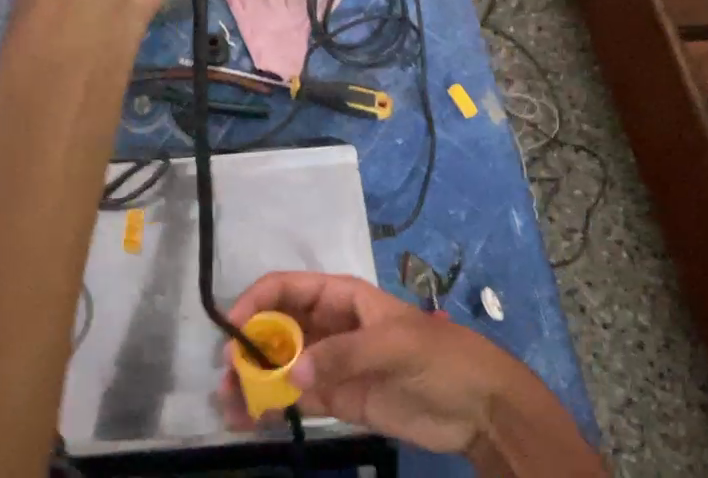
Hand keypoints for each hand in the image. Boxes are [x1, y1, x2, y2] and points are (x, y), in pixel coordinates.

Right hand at [219, 273, 523, 454]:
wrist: (479, 406)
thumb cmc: (438, 355)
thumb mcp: (393, 344)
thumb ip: (343, 355)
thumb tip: (291, 373)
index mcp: (340, 297)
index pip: (286, 289)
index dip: (256, 302)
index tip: (232, 327)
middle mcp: (328, 326)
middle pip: (277, 328)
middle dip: (249, 346)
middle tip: (228, 373)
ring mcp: (332, 363)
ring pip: (281, 366)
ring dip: (255, 380)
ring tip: (229, 403)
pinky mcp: (339, 400)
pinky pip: (297, 399)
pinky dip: (272, 407)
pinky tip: (249, 419)